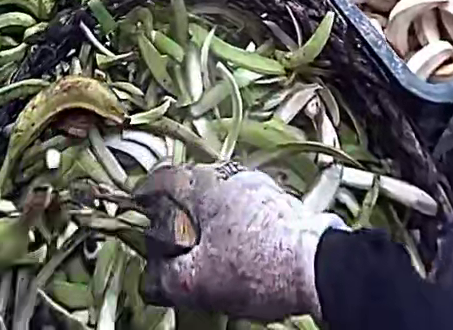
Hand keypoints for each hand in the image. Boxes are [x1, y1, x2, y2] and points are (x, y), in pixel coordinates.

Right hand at [136, 164, 341, 321]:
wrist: (317, 265)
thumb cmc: (255, 266)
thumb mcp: (200, 280)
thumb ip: (166, 277)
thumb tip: (147, 277)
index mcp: (204, 182)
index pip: (163, 177)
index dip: (144, 192)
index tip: (134, 205)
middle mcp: (227, 172)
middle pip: (189, 183)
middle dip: (174, 206)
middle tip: (166, 233)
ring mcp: (254, 182)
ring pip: (215, 193)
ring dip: (202, 213)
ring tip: (199, 244)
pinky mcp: (274, 198)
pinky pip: (238, 203)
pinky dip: (226, 219)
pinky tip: (231, 245)